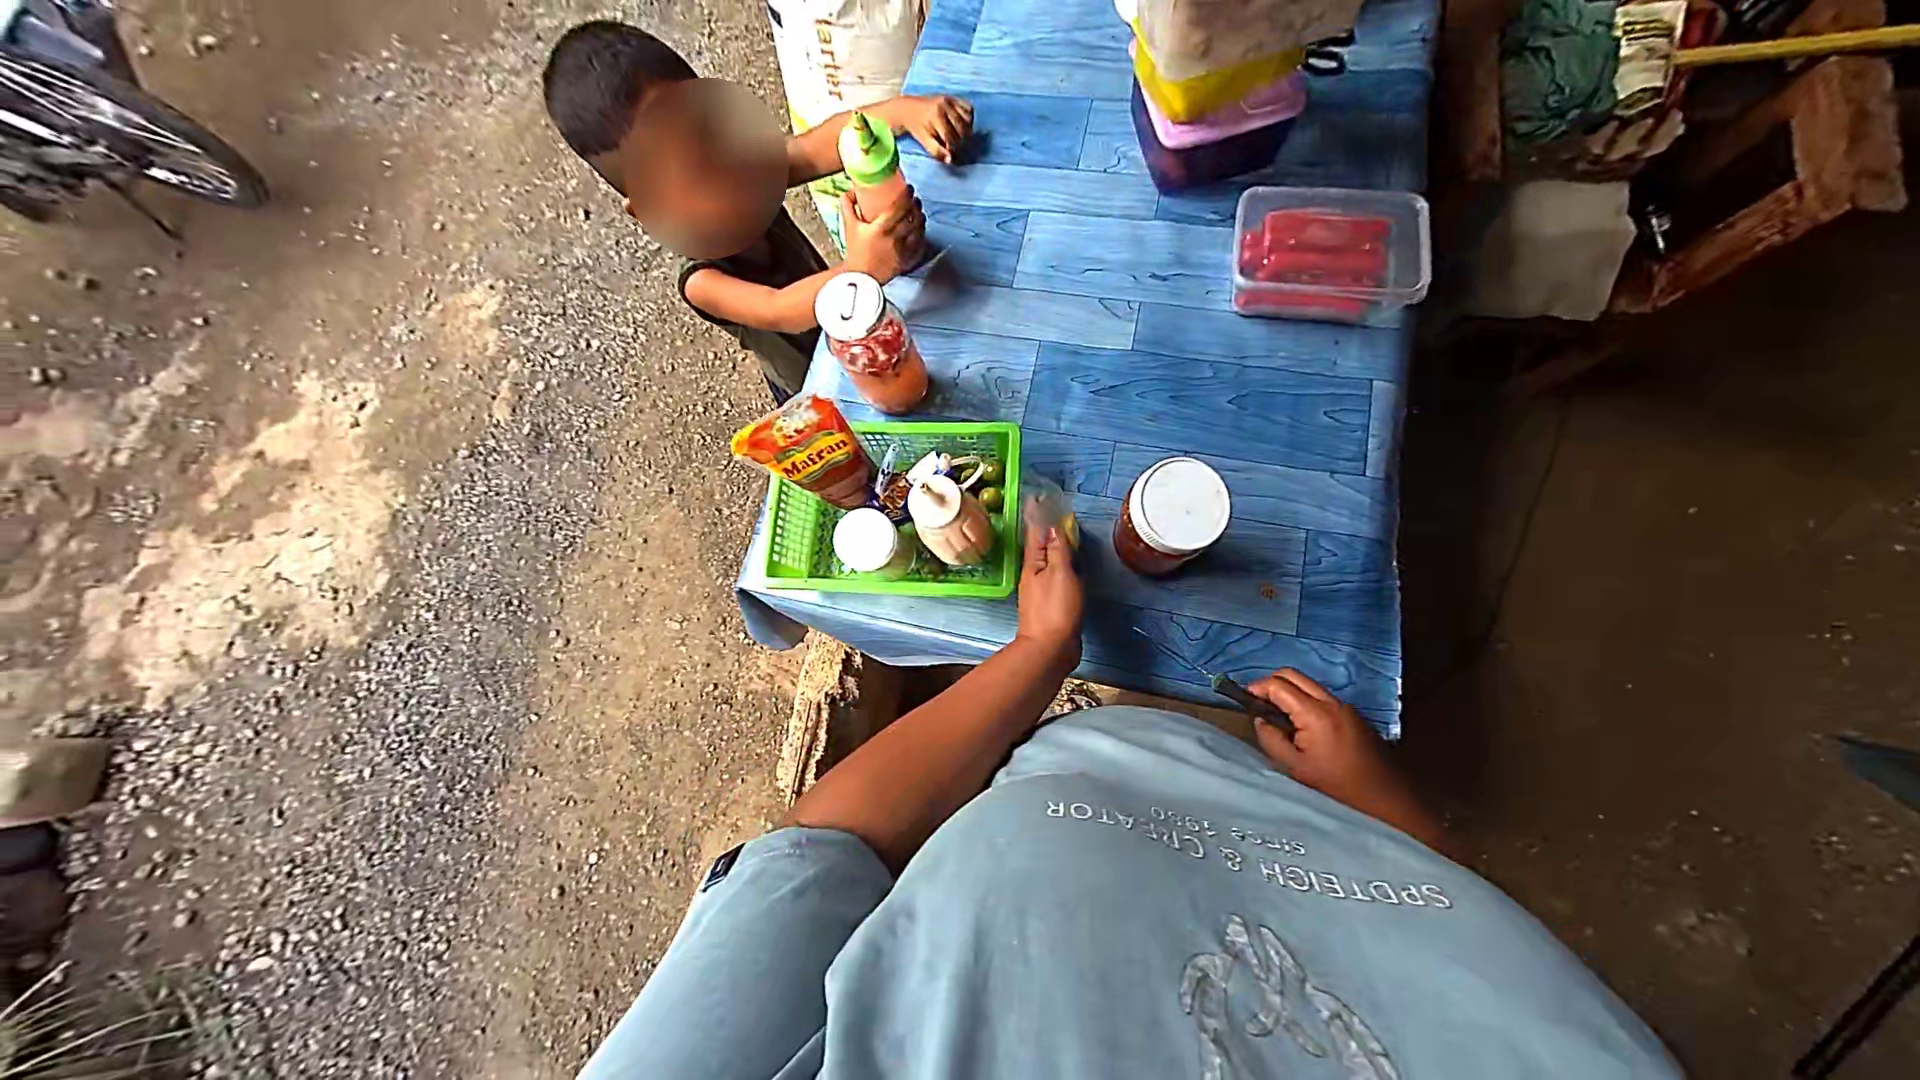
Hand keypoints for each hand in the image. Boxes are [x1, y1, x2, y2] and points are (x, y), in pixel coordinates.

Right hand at [841, 189, 924, 283]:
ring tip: (919, 212)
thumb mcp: (849, 226)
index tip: (910, 188)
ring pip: (918, 232)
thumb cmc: (855, 251)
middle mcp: (894, 240)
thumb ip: (848, 205)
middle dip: (915, 206)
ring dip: (921, 220)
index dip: (907, 196)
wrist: (861, 277)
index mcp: (880, 229)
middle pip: (911, 218)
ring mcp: (902, 252)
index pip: (898, 208)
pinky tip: (921, 230)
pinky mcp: (907, 262)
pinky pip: (920, 247)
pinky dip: (922, 237)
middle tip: (915, 199)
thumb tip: (852, 190)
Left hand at [899, 94, 973, 162]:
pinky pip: (968, 108)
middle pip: (961, 129)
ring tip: (963, 139)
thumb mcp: (924, 141)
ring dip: (968, 131)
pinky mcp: (953, 97)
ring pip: (967, 119)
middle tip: (961, 149)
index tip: (955, 155)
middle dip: (962, 142)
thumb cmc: (917, 127)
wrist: (909, 108)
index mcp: (936, 117)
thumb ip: (937, 151)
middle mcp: (945, 106)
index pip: (952, 137)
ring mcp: (950, 100)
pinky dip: (970, 118)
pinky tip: (965, 126)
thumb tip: (950, 160)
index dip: (955, 149)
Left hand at [1015, 521, 1081, 668]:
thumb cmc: (1055, 609)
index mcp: (1033, 564)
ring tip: (1066, 533)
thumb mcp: (1060, 573)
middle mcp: (1034, 574)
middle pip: (1042, 545)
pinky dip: (1065, 565)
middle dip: (1047, 527)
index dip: (1039, 514)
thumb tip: (1055, 524)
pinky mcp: (1053, 604)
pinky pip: (1059, 576)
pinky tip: (1072, 566)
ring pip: (1050, 560)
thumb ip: (1059, 549)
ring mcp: (1042, 589)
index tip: (1039, 497)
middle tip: (1054, 509)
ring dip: (1057, 545)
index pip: (1036, 531)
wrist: (1051, 649)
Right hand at [1248, 669, 1445, 849]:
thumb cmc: (1338, 788)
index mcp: (1315, 713)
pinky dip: (1304, 701)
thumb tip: (1260, 720)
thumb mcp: (1295, 768)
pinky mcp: (1354, 717)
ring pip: (1308, 684)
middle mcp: (1332, 703)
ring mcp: (1346, 708)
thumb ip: (1271, 739)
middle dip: (1270, 683)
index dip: (1256, 688)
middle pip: (1293, 675)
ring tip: (1277, 716)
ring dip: (1289, 692)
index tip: (1243, 700)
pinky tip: (1301, 726)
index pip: (1277, 684)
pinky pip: (1322, 697)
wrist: (1389, 802)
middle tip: (1258, 703)